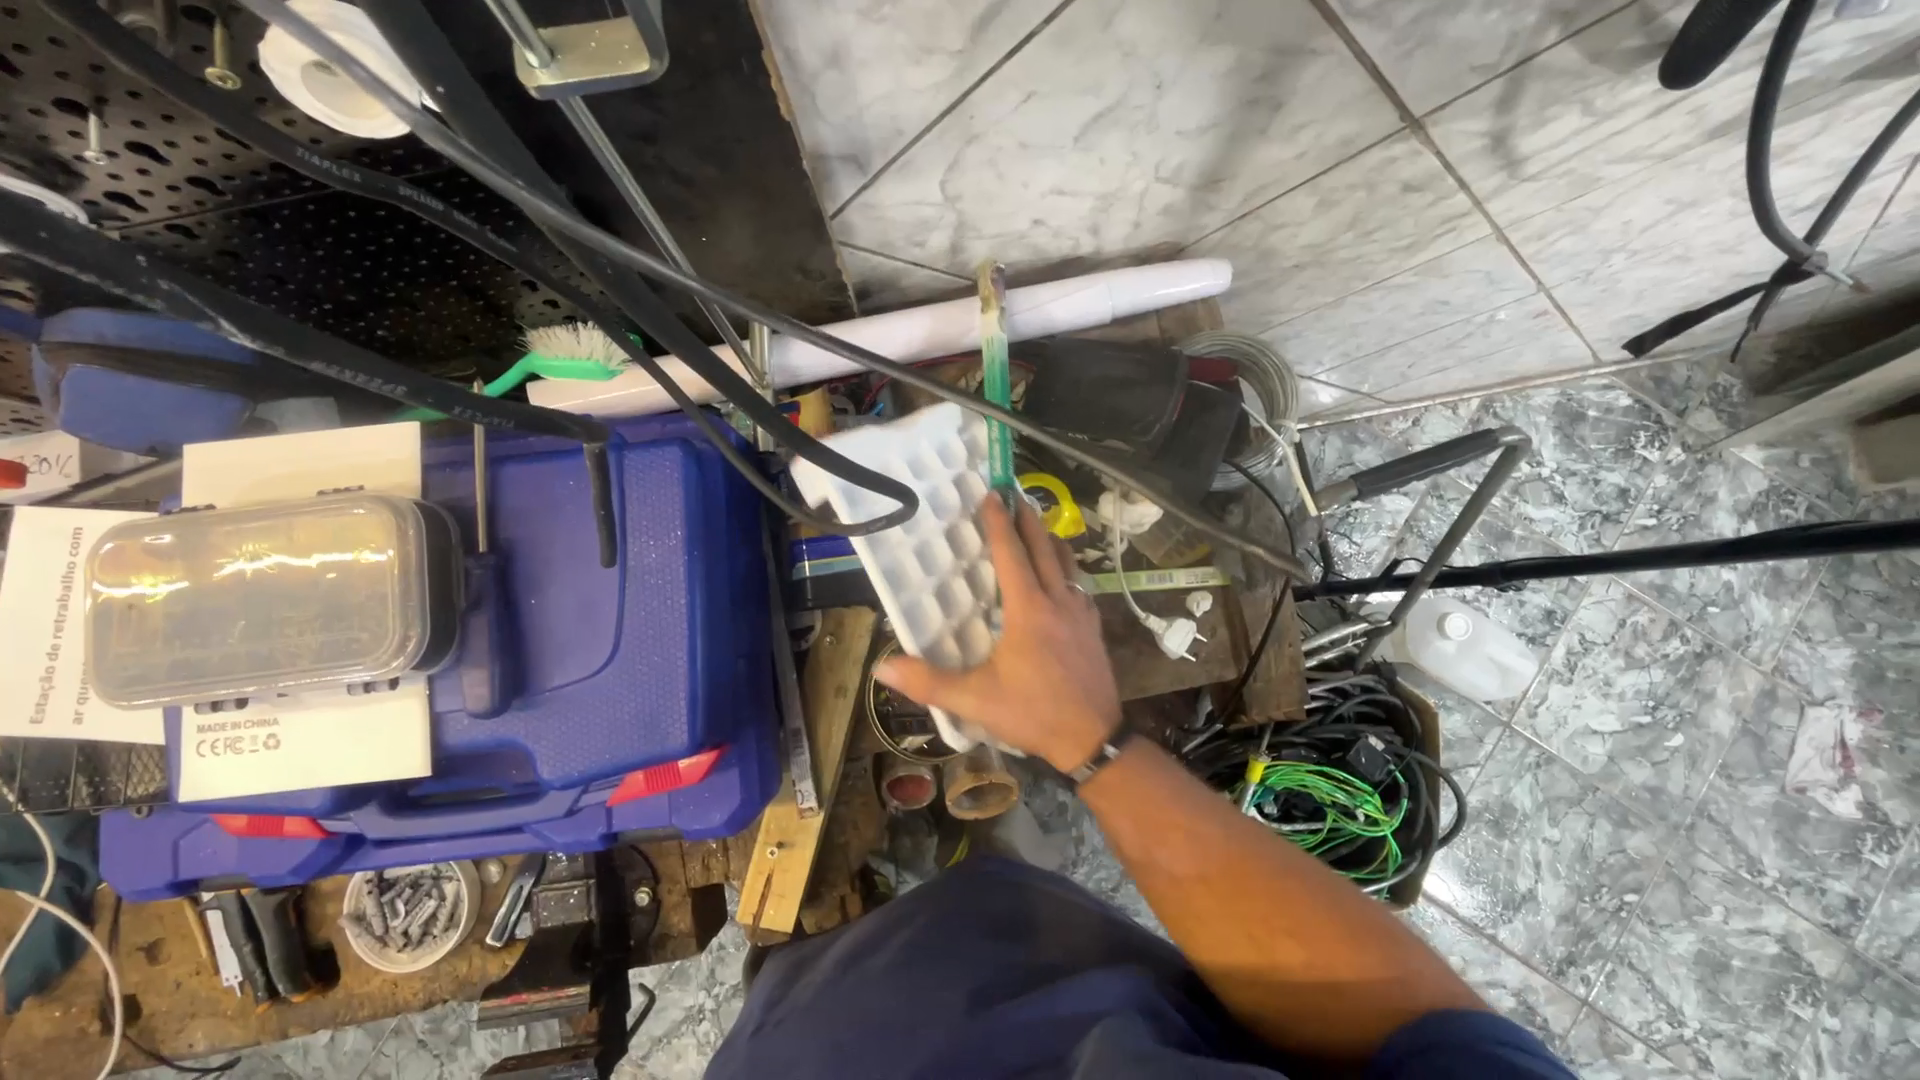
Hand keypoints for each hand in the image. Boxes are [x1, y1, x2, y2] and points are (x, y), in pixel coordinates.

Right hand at [872, 496, 1121, 772]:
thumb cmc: (1032, 714)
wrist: (1093, 738)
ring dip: (1050, 539)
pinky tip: (1063, 577)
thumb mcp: (975, 700)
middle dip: (1028, 519)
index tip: (992, 495)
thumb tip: (882, 668)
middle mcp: (1058, 601)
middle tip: (1015, 494)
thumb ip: (929, 682)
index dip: (999, 523)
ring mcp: (1081, 613)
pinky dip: (1068, 568)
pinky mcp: (1093, 628)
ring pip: (1068, 563)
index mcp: (1028, 609)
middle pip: (1044, 548)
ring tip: (1038, 525)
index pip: (1011, 554)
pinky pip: (1080, 584)